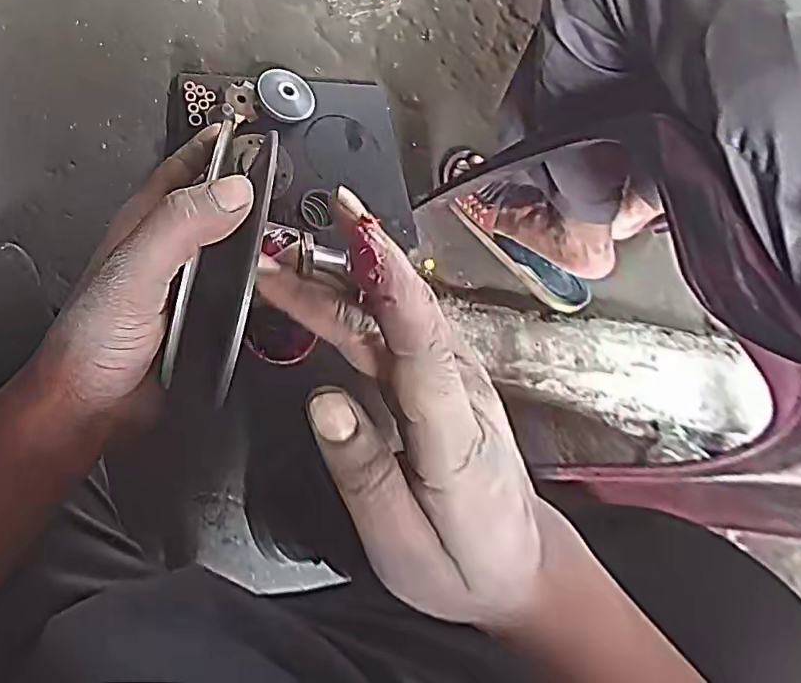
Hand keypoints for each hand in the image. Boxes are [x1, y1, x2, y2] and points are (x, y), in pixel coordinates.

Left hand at [30, 124, 253, 422]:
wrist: (91, 405)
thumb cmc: (92, 339)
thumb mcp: (135, 271)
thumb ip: (181, 225)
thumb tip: (234, 189)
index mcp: (144, 221)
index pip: (184, 166)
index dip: (216, 145)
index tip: (250, 129)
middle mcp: (166, 245)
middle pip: (212, 200)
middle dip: (246, 183)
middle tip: (282, 173)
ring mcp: (185, 280)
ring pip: (228, 240)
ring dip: (257, 230)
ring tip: (289, 220)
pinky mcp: (201, 312)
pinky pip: (237, 282)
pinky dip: (258, 272)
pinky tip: (276, 274)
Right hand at [256, 187, 570, 632]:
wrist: (518, 564)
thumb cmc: (466, 562)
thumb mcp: (405, 546)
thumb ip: (363, 472)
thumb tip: (323, 405)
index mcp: (454, 431)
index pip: (421, 340)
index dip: (390, 282)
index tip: (360, 237)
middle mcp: (456, 385)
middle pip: (399, 309)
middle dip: (344, 263)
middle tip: (285, 241)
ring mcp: (448, 371)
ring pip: (388, 308)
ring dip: (337, 272)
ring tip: (281, 255)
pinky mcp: (434, 369)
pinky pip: (388, 319)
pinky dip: (349, 290)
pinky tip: (317, 277)